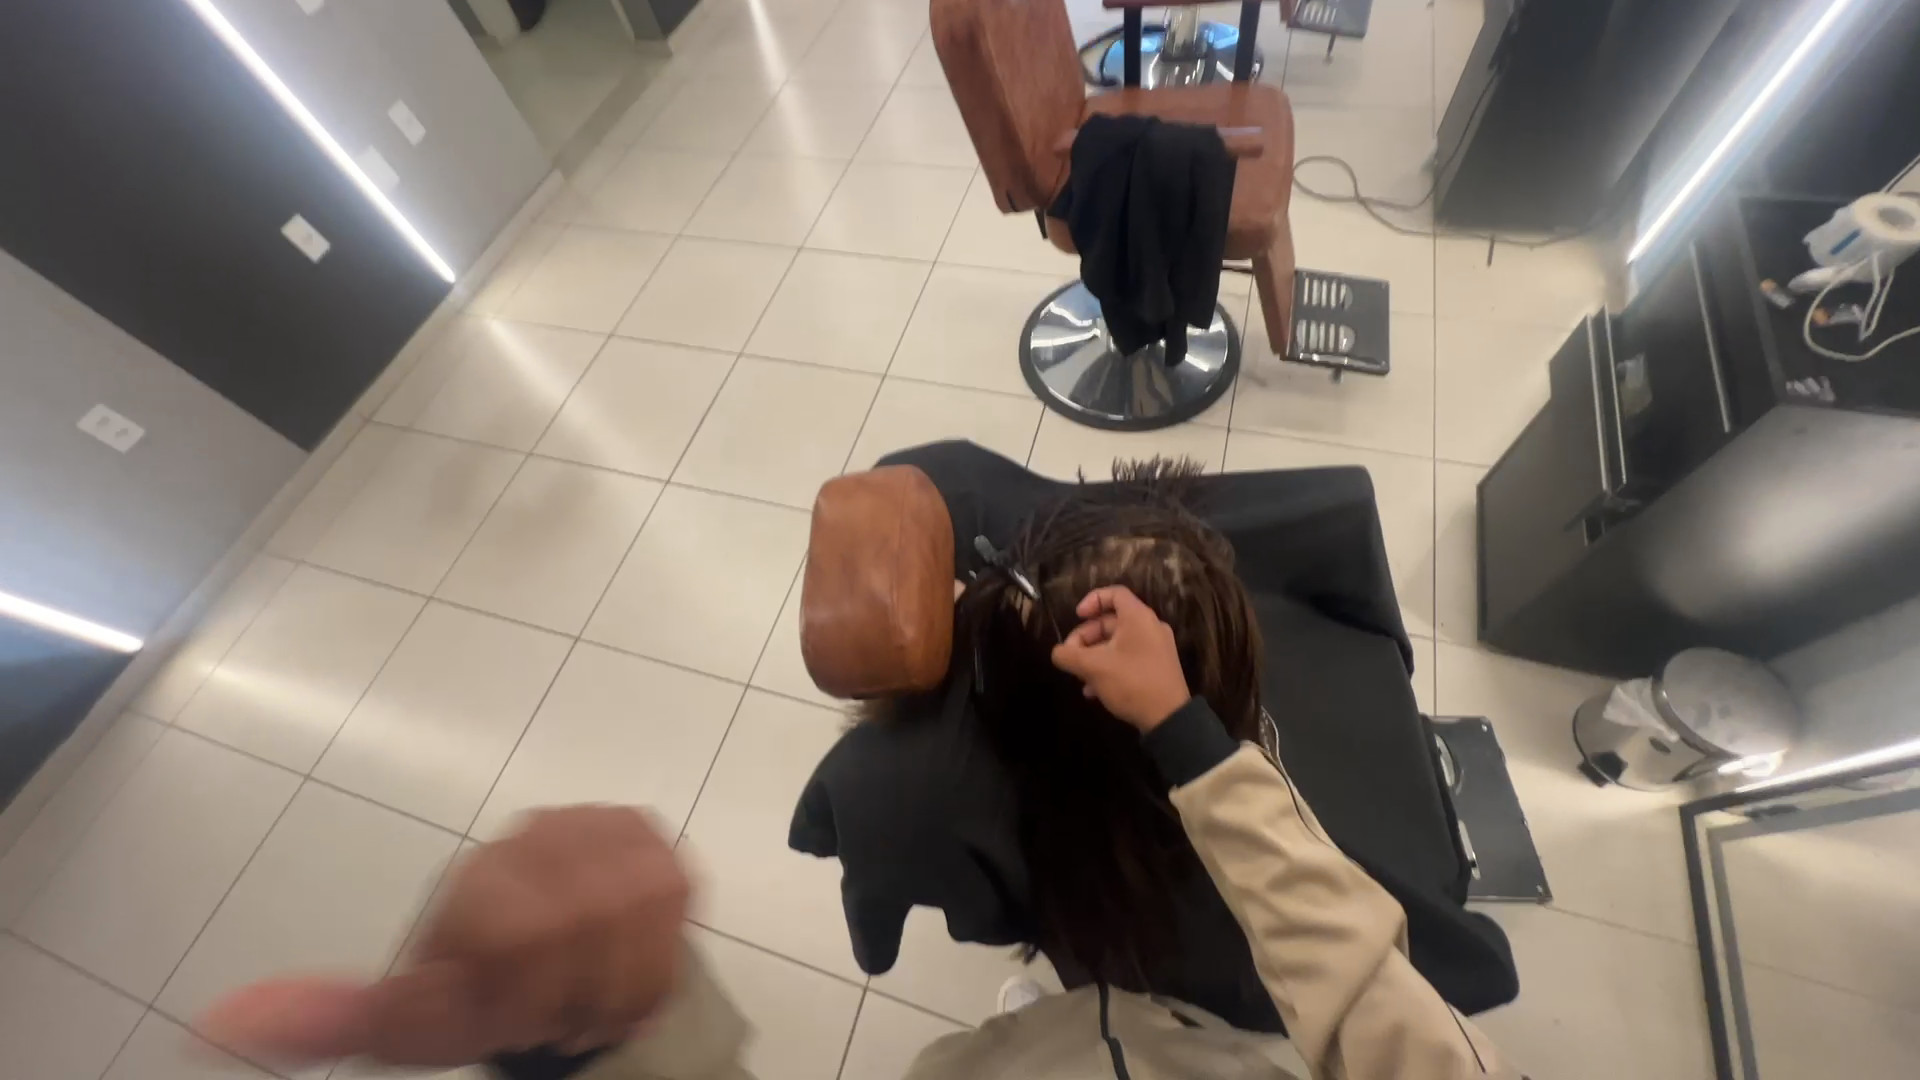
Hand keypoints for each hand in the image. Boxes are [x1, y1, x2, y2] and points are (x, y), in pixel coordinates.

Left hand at [196, 805, 689, 1067]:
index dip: (526, 996)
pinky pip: (675, 904)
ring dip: (618, 976)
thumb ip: (332, 1019)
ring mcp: (608, 822)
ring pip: (637, 910)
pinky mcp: (656, 835)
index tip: (518, 1018)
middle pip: (580, 921)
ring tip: (592, 993)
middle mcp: (545, 826)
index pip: (515, 936)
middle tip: (560, 1010)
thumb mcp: (412, 1021)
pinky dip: (655, 954)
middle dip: (576, 989)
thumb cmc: (490, 988)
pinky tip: (628, 966)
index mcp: (481, 869)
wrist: (575, 951)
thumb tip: (217, 1019)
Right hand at [1050, 585, 1191, 731]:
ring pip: (1117, 643)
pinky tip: (1093, 690)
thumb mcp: (1093, 667)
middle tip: (1071, 656)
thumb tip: (1057, 653)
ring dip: (1093, 655)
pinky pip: (1127, 658)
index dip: (1092, 600)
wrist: (1169, 719)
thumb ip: (1068, 656)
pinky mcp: (1156, 668)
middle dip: (1086, 637)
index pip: (1114, 593)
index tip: (1076, 616)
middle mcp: (1150, 627)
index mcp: (1138, 618)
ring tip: (1079, 676)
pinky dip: (1108, 666)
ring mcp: (1155, 648)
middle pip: (1111, 621)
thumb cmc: (1131, 682)